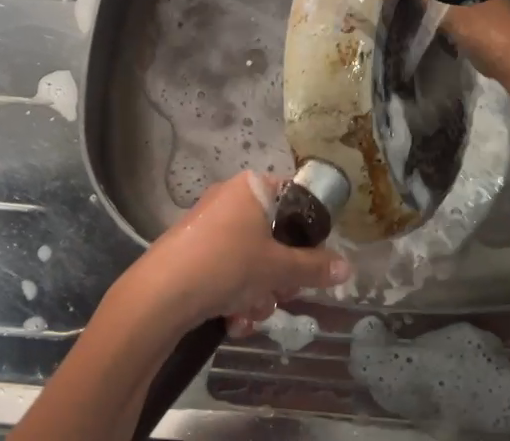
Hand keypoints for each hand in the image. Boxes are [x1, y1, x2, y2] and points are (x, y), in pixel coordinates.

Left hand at [116, 171, 349, 335]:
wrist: (162, 293)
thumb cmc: (227, 264)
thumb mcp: (278, 267)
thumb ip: (314, 267)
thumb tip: (348, 267)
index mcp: (251, 188)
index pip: (293, 196)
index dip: (307, 229)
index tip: (312, 258)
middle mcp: (229, 201)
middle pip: (274, 237)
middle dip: (279, 275)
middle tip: (281, 293)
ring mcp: (209, 228)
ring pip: (252, 262)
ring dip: (258, 294)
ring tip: (249, 312)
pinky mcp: (194, 254)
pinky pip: (228, 274)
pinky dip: (234, 299)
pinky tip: (232, 321)